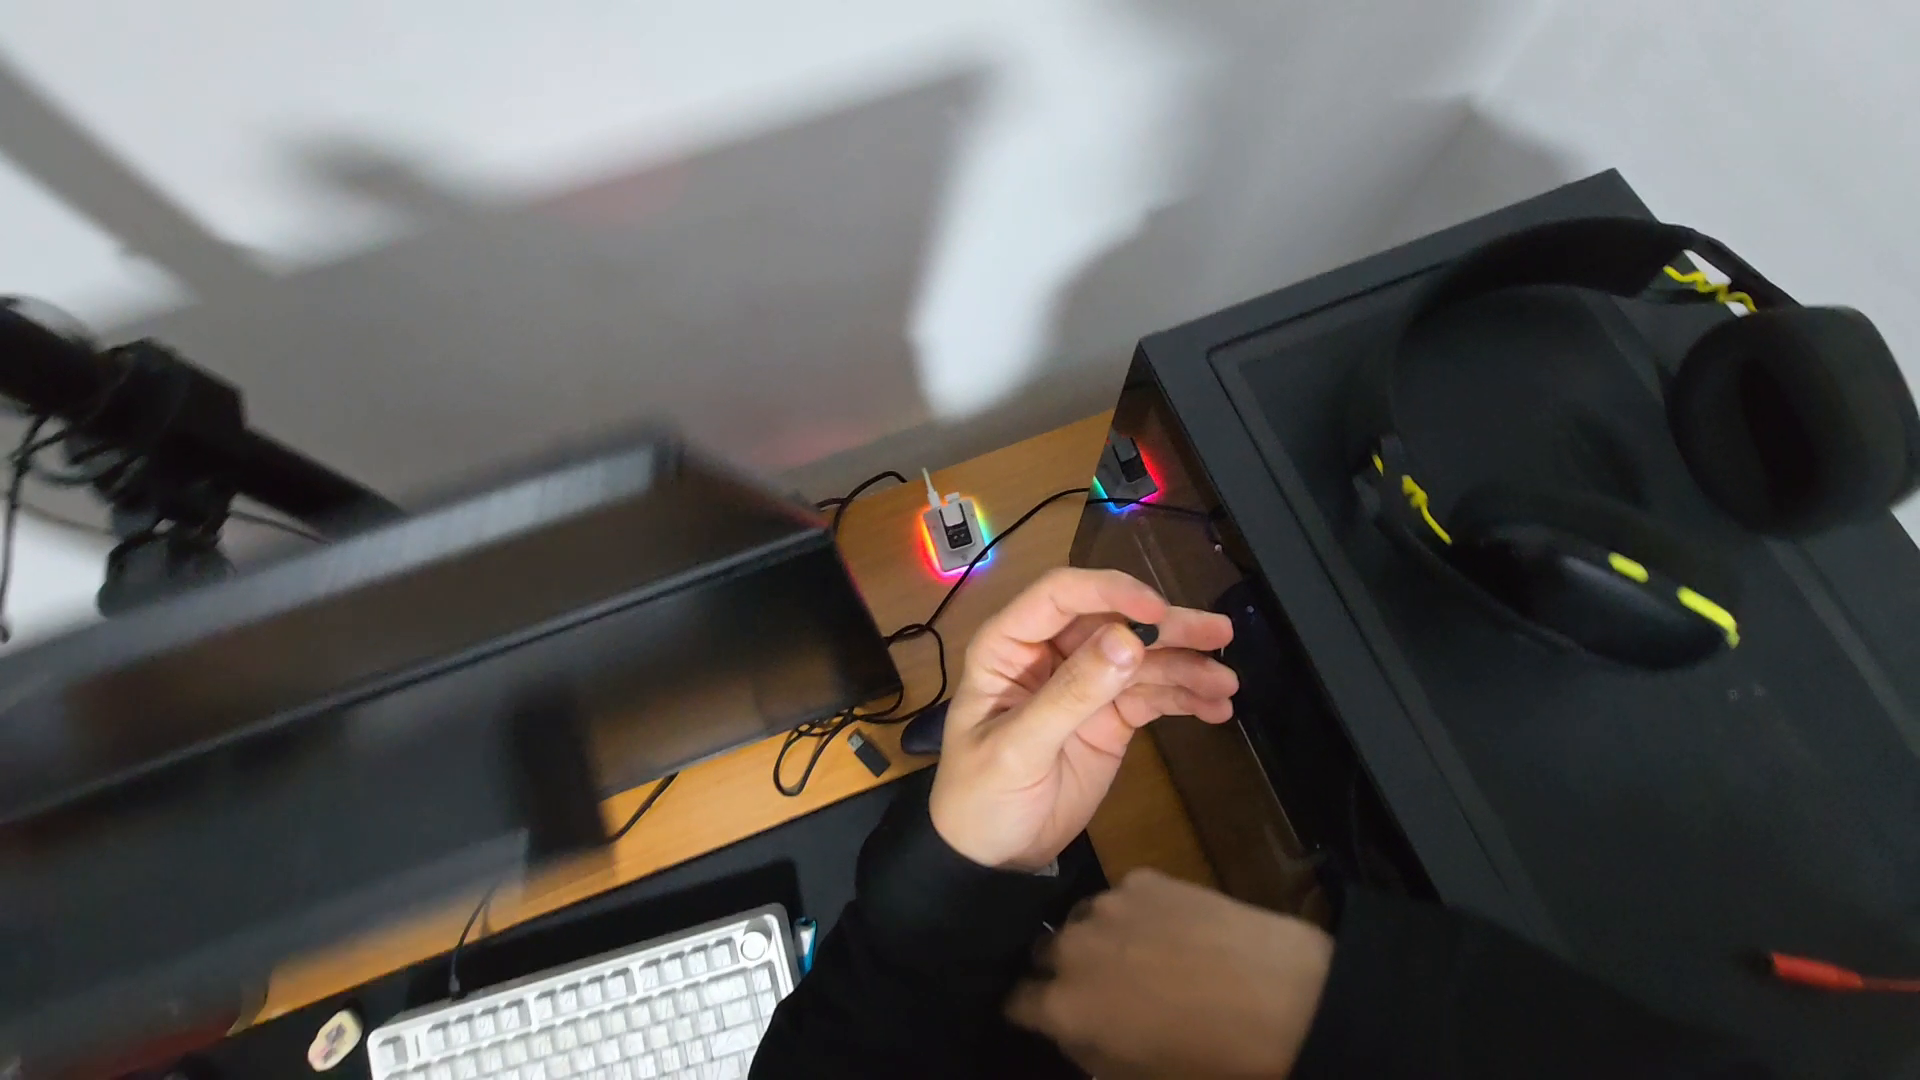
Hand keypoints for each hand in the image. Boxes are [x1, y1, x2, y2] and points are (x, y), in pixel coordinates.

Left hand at [928, 568, 1235, 871]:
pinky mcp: (1110, 716)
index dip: (1110, 592)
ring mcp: (1084, 683)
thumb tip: (1127, 641)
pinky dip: (1185, 697)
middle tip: (1218, 634)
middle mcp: (1049, 652)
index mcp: (1009, 645)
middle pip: (1112, 620)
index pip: (1060, 595)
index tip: (1158, 611)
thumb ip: (1070, 695)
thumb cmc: (981, 796)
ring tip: (1226, 684)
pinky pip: (1152, 694)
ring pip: (1140, 656)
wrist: (992, 856)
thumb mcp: (1018, 747)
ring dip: (1185, 665)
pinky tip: (1216, 706)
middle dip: (1165, 626)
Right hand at [1007, 868, 1333, 1078]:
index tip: (1040, 1012)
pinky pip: (1121, 897)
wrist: (1278, 997)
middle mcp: (1071, 946)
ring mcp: (1106, 903)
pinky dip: (1133, 914)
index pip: (1016, 1001)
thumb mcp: (1138, 1076)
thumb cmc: (1208, 1059)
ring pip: (1081, 919)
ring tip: (1136, 955)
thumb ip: (1087, 1051)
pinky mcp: (1140, 877)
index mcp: (1065, 1004)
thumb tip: (1071, 1028)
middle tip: (1097, 987)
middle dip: (1059, 969)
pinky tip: (1170, 931)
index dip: (1028, 1009)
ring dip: (1095, 938)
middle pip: (1043, 951)